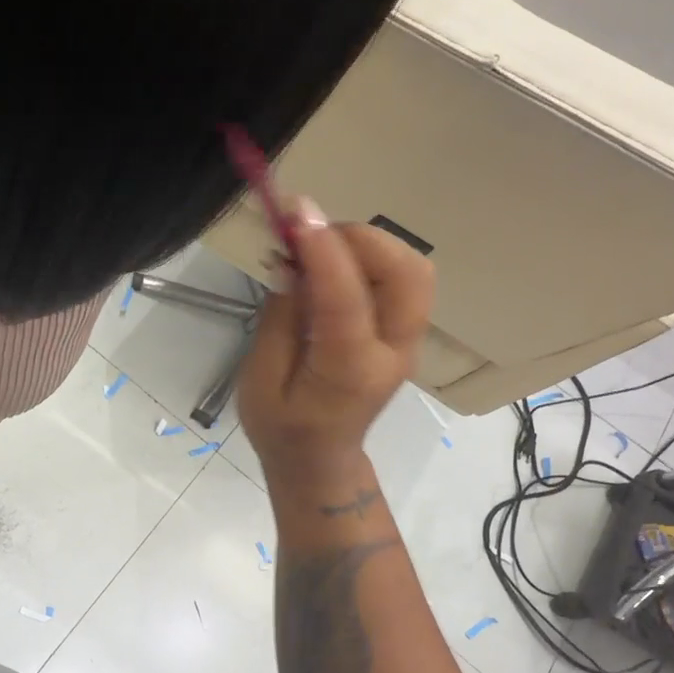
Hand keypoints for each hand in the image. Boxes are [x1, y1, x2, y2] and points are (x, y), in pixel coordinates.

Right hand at [236, 199, 433, 472]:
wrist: (319, 461)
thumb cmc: (280, 427)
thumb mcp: (261, 379)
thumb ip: (280, 320)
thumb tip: (290, 263)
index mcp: (349, 371)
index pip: (346, 298)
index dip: (323, 249)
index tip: (296, 211)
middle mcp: (392, 352)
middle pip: (407, 273)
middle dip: (360, 238)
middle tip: (309, 232)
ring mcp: (408, 342)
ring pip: (412, 270)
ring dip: (368, 245)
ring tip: (318, 246)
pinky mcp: (405, 332)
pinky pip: (401, 280)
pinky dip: (370, 258)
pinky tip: (331, 262)